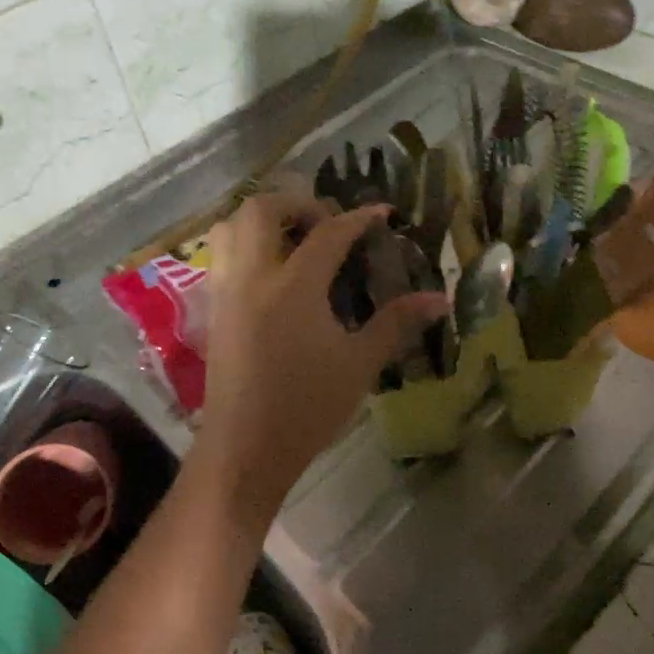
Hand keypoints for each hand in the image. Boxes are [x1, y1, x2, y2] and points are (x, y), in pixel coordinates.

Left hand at [196, 194, 447, 509]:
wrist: (244, 450)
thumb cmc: (307, 408)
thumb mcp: (359, 365)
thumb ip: (396, 323)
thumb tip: (439, 299)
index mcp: (292, 287)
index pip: (328, 233)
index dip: (358, 218)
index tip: (382, 214)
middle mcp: (252, 277)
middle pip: (262, 210)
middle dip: (297, 203)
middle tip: (328, 223)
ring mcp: (226, 292)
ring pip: (230, 228)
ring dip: (263, 221)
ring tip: (296, 241)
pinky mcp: (213, 312)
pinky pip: (222, 256)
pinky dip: (246, 246)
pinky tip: (274, 275)